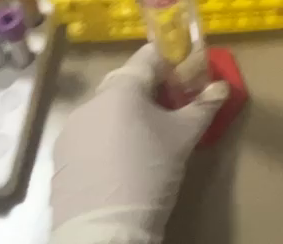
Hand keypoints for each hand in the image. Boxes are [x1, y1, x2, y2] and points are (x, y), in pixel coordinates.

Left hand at [50, 44, 229, 243]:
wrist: (105, 234)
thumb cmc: (150, 172)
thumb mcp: (184, 137)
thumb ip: (203, 106)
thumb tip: (221, 87)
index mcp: (121, 89)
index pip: (148, 57)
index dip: (170, 60)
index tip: (186, 74)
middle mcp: (91, 103)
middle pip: (126, 82)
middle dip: (150, 89)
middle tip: (172, 108)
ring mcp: (71, 132)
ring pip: (106, 110)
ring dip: (127, 114)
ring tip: (147, 138)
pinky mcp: (61, 160)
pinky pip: (90, 135)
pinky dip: (107, 138)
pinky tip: (121, 162)